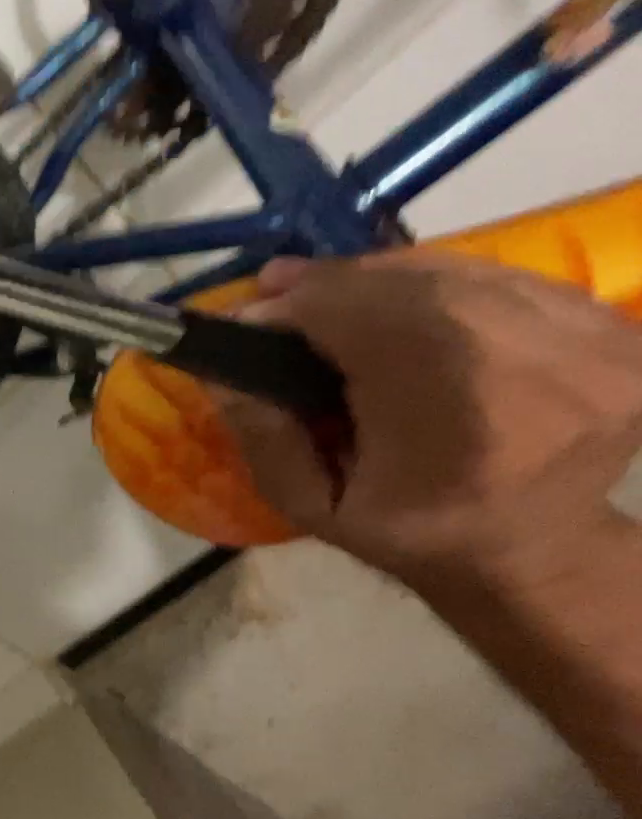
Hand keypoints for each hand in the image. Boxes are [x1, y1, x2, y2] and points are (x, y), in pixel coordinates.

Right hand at [212, 254, 641, 587]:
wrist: (528, 546)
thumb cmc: (404, 531)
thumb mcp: (308, 503)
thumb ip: (261, 435)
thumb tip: (216, 368)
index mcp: (467, 429)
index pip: (379, 325)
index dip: (306, 306)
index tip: (249, 312)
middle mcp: (547, 374)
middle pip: (422, 287)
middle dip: (337, 283)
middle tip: (276, 291)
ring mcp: (595, 344)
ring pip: (463, 272)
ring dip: (381, 276)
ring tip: (323, 291)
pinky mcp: (612, 327)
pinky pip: (502, 277)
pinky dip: (435, 280)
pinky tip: (392, 301)